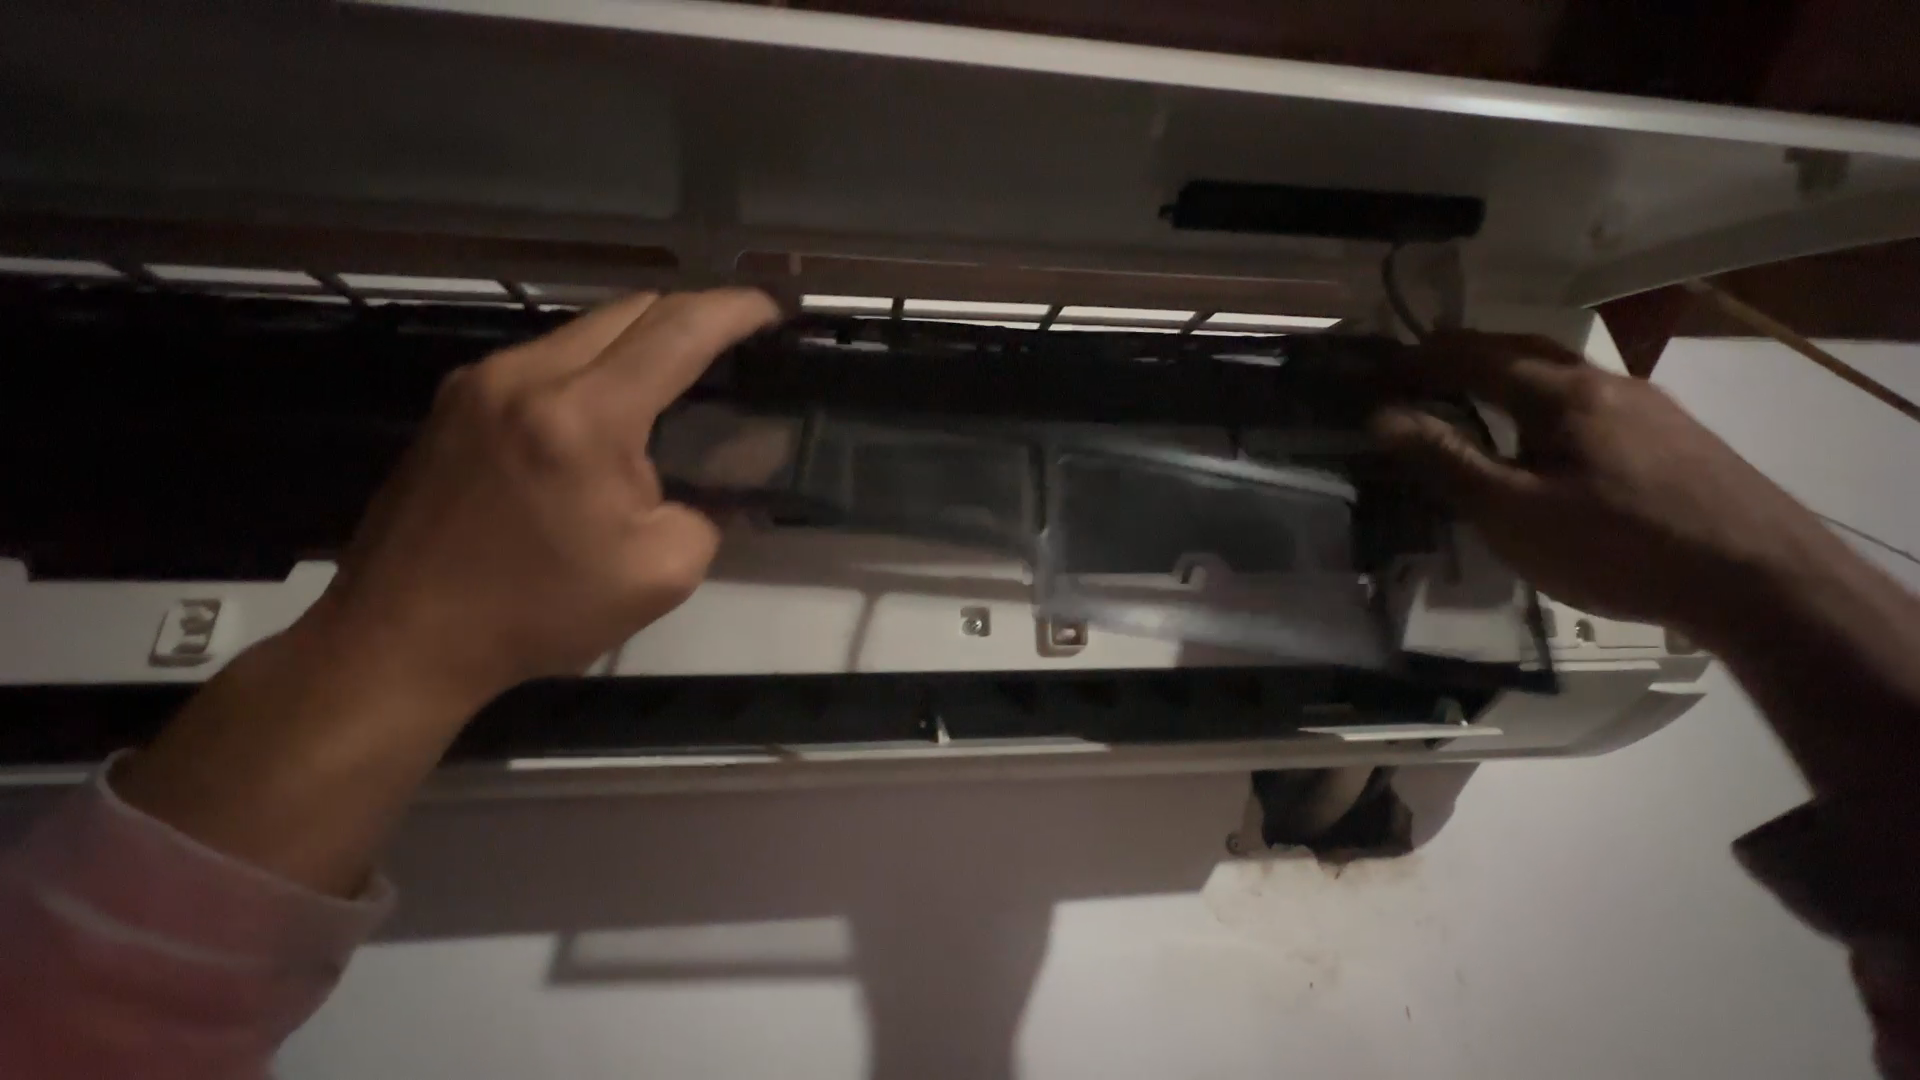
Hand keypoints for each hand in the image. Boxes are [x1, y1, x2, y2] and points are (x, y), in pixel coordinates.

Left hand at [302, 288, 780, 707]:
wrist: (406, 634)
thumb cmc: (540, 609)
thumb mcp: (662, 574)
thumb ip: (708, 514)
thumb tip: (705, 485)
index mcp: (584, 415)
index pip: (676, 331)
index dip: (733, 310)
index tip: (771, 309)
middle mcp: (528, 375)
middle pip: (631, 310)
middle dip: (692, 314)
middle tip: (734, 343)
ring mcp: (483, 380)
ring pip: (586, 328)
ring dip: (642, 340)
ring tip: (680, 376)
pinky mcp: (457, 399)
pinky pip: (548, 356)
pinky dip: (597, 363)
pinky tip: (612, 406)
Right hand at [1370, 330, 1836, 639]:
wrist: (1763, 581)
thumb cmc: (1618, 546)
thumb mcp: (1512, 512)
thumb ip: (1446, 460)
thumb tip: (1381, 417)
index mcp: (1562, 394)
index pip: (1473, 357)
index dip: (1417, 360)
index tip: (1371, 369)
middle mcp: (1606, 383)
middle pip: (1519, 350)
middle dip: (1459, 353)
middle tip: (1412, 368)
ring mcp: (1646, 407)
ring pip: (1557, 373)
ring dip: (1501, 371)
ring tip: (1464, 392)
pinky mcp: (1669, 437)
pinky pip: (1583, 399)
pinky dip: (1537, 397)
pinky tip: (1537, 430)